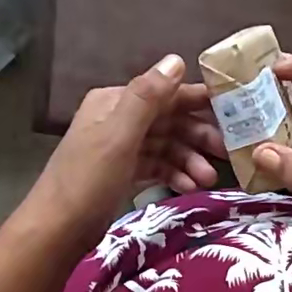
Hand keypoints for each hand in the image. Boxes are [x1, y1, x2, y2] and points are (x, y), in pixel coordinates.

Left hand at [22, 55, 227, 240]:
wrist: (57, 231)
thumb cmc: (87, 181)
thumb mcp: (119, 136)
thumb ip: (147, 98)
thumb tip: (176, 60)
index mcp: (114, 102)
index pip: (165, 93)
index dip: (199, 101)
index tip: (234, 113)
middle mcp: (118, 120)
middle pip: (169, 120)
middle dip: (197, 137)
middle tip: (226, 154)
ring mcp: (121, 148)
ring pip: (165, 146)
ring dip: (188, 160)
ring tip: (207, 181)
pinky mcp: (122, 174)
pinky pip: (156, 167)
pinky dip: (173, 175)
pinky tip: (188, 188)